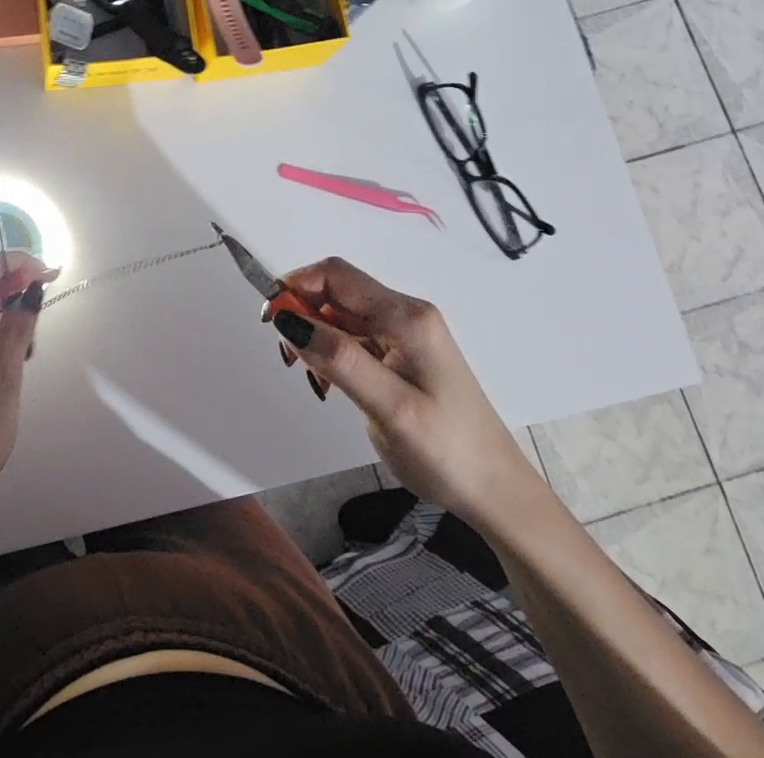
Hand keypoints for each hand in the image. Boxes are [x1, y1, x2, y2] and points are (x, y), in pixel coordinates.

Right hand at [269, 257, 538, 527]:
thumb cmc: (446, 450)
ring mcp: (404, 337)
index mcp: (406, 318)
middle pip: (335, 292)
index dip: (294, 286)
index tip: (270, 323)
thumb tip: (287, 319)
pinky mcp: (400, 357)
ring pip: (339, 317)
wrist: (493, 489)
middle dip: (300, 316)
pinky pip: (352, 340)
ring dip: (313, 339)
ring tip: (314, 380)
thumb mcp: (389, 407)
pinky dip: (330, 355)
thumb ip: (339, 360)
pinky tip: (330, 385)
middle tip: (289, 361)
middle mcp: (405, 316)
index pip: (335, 275)